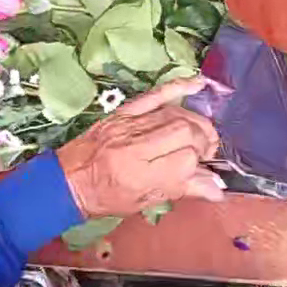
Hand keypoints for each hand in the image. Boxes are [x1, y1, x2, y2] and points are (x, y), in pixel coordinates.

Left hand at [57, 76, 225, 217]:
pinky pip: (157, 94)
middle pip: (185, 132)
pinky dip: (180, 86)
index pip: (186, 161)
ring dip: (196, 124)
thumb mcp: (145, 202)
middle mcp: (135, 146)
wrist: (68, 179)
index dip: (199, 167)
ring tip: (200, 137)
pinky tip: (199, 84)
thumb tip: (219, 188)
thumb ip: (184, 190)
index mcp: (139, 175)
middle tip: (203, 154)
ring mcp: (130, 124)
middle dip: (202, 142)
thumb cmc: (107, 196)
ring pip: (176, 114)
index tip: (202, 173)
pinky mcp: (125, 111)